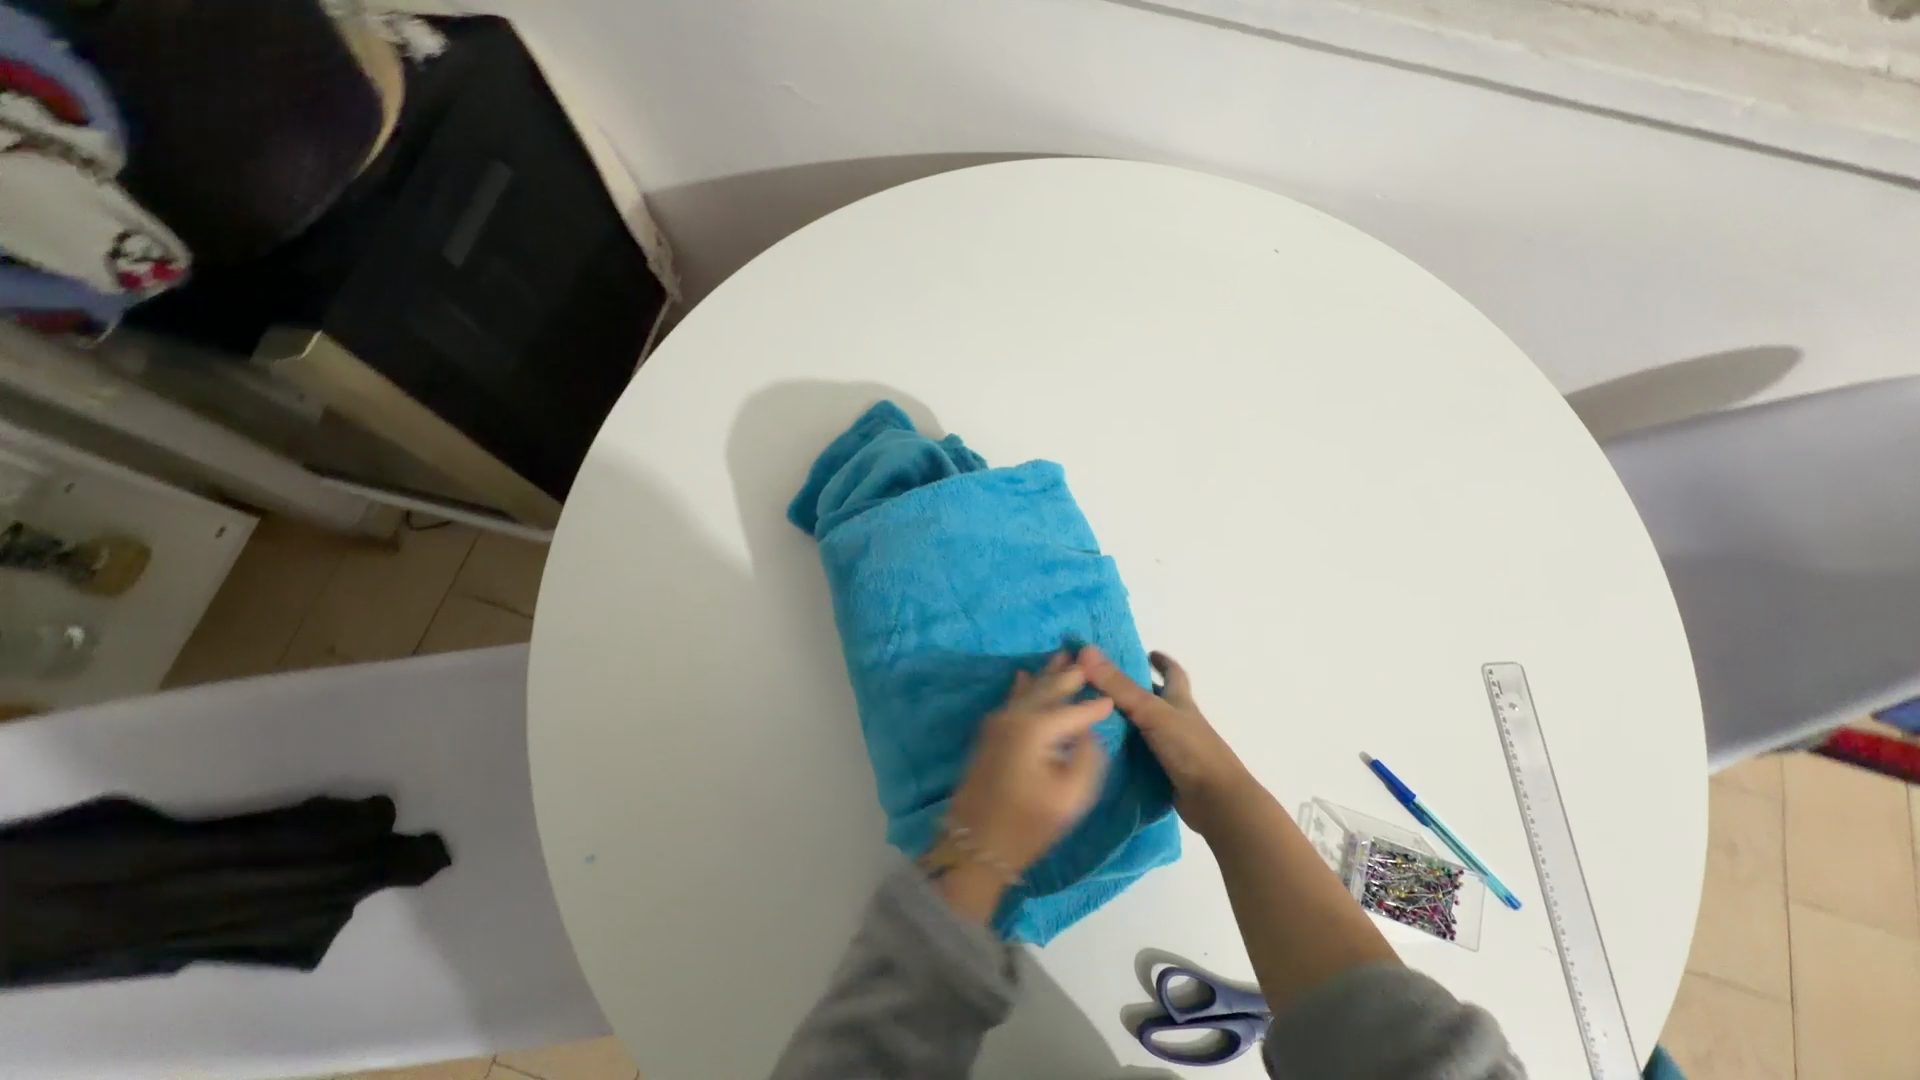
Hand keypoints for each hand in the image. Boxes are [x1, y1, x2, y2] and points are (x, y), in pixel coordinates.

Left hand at [946, 651, 1112, 875]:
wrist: (975, 845)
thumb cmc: (1028, 824)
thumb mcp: (1071, 796)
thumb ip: (1087, 756)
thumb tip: (1087, 732)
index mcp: (1036, 728)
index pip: (1074, 709)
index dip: (1094, 705)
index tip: (1111, 697)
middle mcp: (1014, 717)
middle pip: (1046, 690)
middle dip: (1066, 674)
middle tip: (1084, 654)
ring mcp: (996, 724)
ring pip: (1027, 691)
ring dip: (1045, 675)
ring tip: (1061, 657)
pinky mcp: (987, 735)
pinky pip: (1010, 700)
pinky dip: (1023, 687)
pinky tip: (1023, 676)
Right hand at [1078, 645, 1260, 836]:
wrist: (1215, 801)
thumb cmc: (1190, 748)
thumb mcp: (1152, 711)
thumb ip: (1119, 686)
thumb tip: (1086, 652)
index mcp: (1180, 702)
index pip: (1173, 674)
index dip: (1162, 662)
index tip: (1148, 653)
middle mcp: (1179, 721)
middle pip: (1159, 700)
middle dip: (1138, 691)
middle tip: (1107, 686)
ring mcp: (1175, 748)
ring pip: (1149, 728)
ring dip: (1128, 722)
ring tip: (1097, 717)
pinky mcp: (1168, 772)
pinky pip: (1143, 755)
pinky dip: (1128, 751)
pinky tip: (1106, 751)